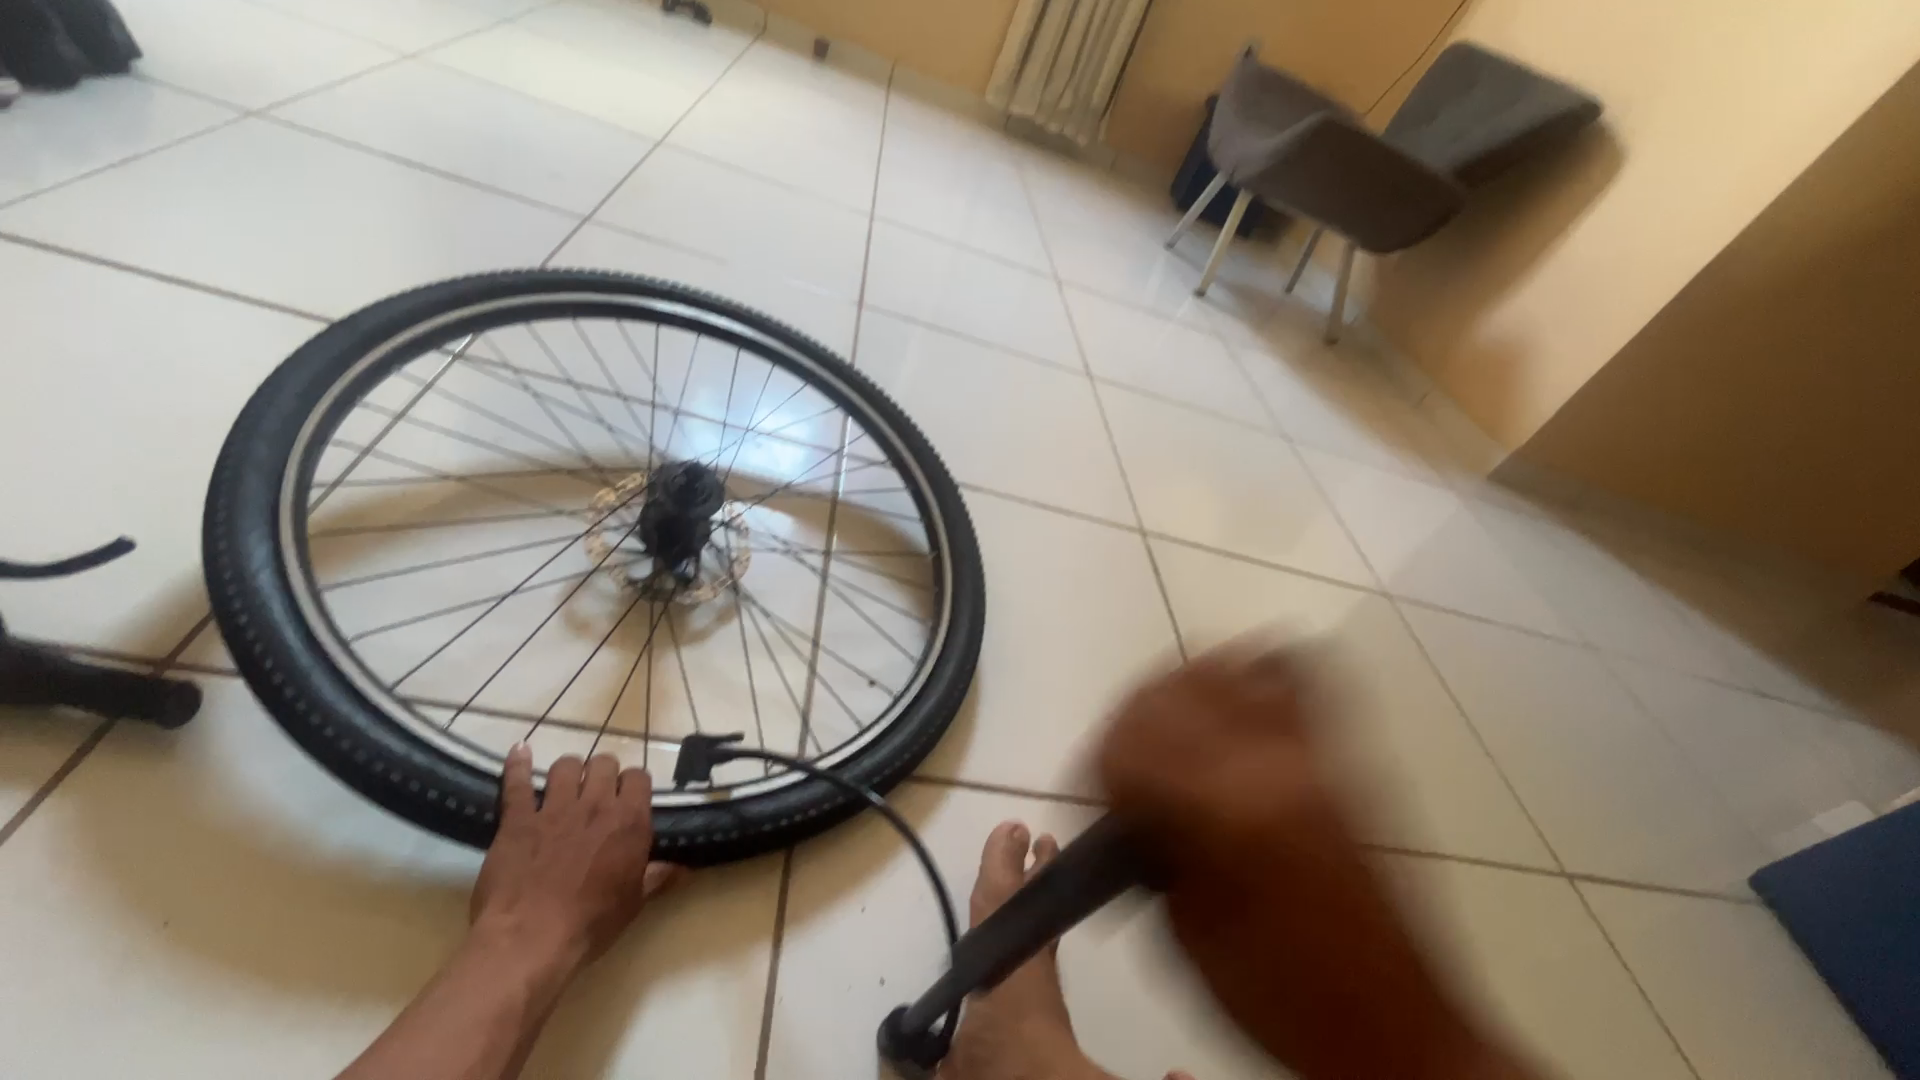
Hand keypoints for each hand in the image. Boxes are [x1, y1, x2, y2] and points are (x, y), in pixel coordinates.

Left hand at [470, 747, 685, 971]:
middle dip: (603, 771)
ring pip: (566, 765)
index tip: (628, 796)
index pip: (639, 777)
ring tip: (566, 782)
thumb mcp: (633, 903)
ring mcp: (554, 809)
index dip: (633, 784)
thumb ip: (657, 877)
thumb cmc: (591, 923)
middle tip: (598, 790)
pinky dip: (518, 764)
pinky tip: (521, 751)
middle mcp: (595, 805)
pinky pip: (517, 782)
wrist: (530, 939)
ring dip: (569, 770)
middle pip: (604, 762)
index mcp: (629, 821)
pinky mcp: (518, 820)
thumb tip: (685, 869)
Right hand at [1098, 644, 1533, 1079]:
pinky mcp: (1343, 755)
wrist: (1395, 1028)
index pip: (1129, 744)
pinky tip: (1232, 701)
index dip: (1097, 765)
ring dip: (1181, 688)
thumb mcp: (1186, 935)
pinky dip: (1253, 671)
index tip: (1093, 797)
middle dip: (1129, 721)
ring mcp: (1313, 750)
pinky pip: (1296, 676)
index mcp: (1225, 814)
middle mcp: (1269, 762)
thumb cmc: (1279, 998)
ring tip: (1169, 729)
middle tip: (1121, 764)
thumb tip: (1124, 798)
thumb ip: (1150, 844)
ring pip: (1225, 664)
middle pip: (1168, 689)